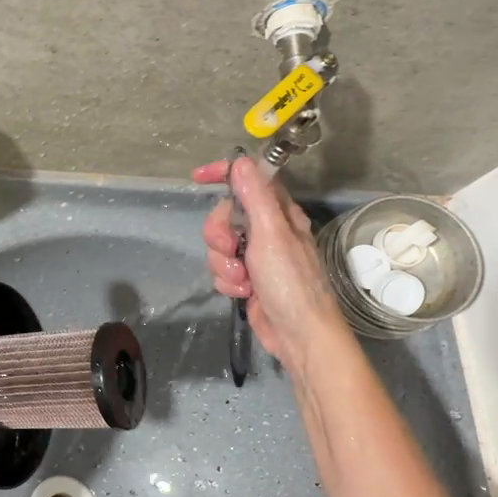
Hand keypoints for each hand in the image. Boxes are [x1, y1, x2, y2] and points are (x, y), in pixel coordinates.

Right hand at [193, 156, 345, 369]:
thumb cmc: (292, 283)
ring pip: (219, 247)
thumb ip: (256, 197)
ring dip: (224, 265)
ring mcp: (256, 257)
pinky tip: (243, 293)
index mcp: (279, 214)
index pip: (249, 181)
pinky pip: (221, 271)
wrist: (299, 335)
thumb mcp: (272, 235)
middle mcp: (267, 232)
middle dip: (219, 236)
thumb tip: (241, 161)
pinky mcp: (247, 280)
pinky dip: (227, 282)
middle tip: (231, 250)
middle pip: (224, 217)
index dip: (225, 175)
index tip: (199, 177)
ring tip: (244, 280)